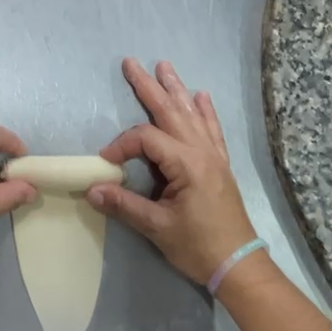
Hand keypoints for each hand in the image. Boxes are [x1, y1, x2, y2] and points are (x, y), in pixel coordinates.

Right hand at [88, 57, 256, 283]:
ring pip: (191, 115)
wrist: (240, 268)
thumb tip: (91, 189)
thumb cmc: (199, 246)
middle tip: (131, 62)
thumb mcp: (157, 228)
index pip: (146, 139)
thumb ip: (124, 205)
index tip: (106, 162)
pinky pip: (212, 130)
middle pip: (170, 112)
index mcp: (186, 164)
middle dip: (149, 86)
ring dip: (176, 89)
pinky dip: (206, 111)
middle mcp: (201, 153)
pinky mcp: (220, 165)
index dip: (122, 145)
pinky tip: (202, 95)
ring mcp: (214, 157)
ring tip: (164, 66)